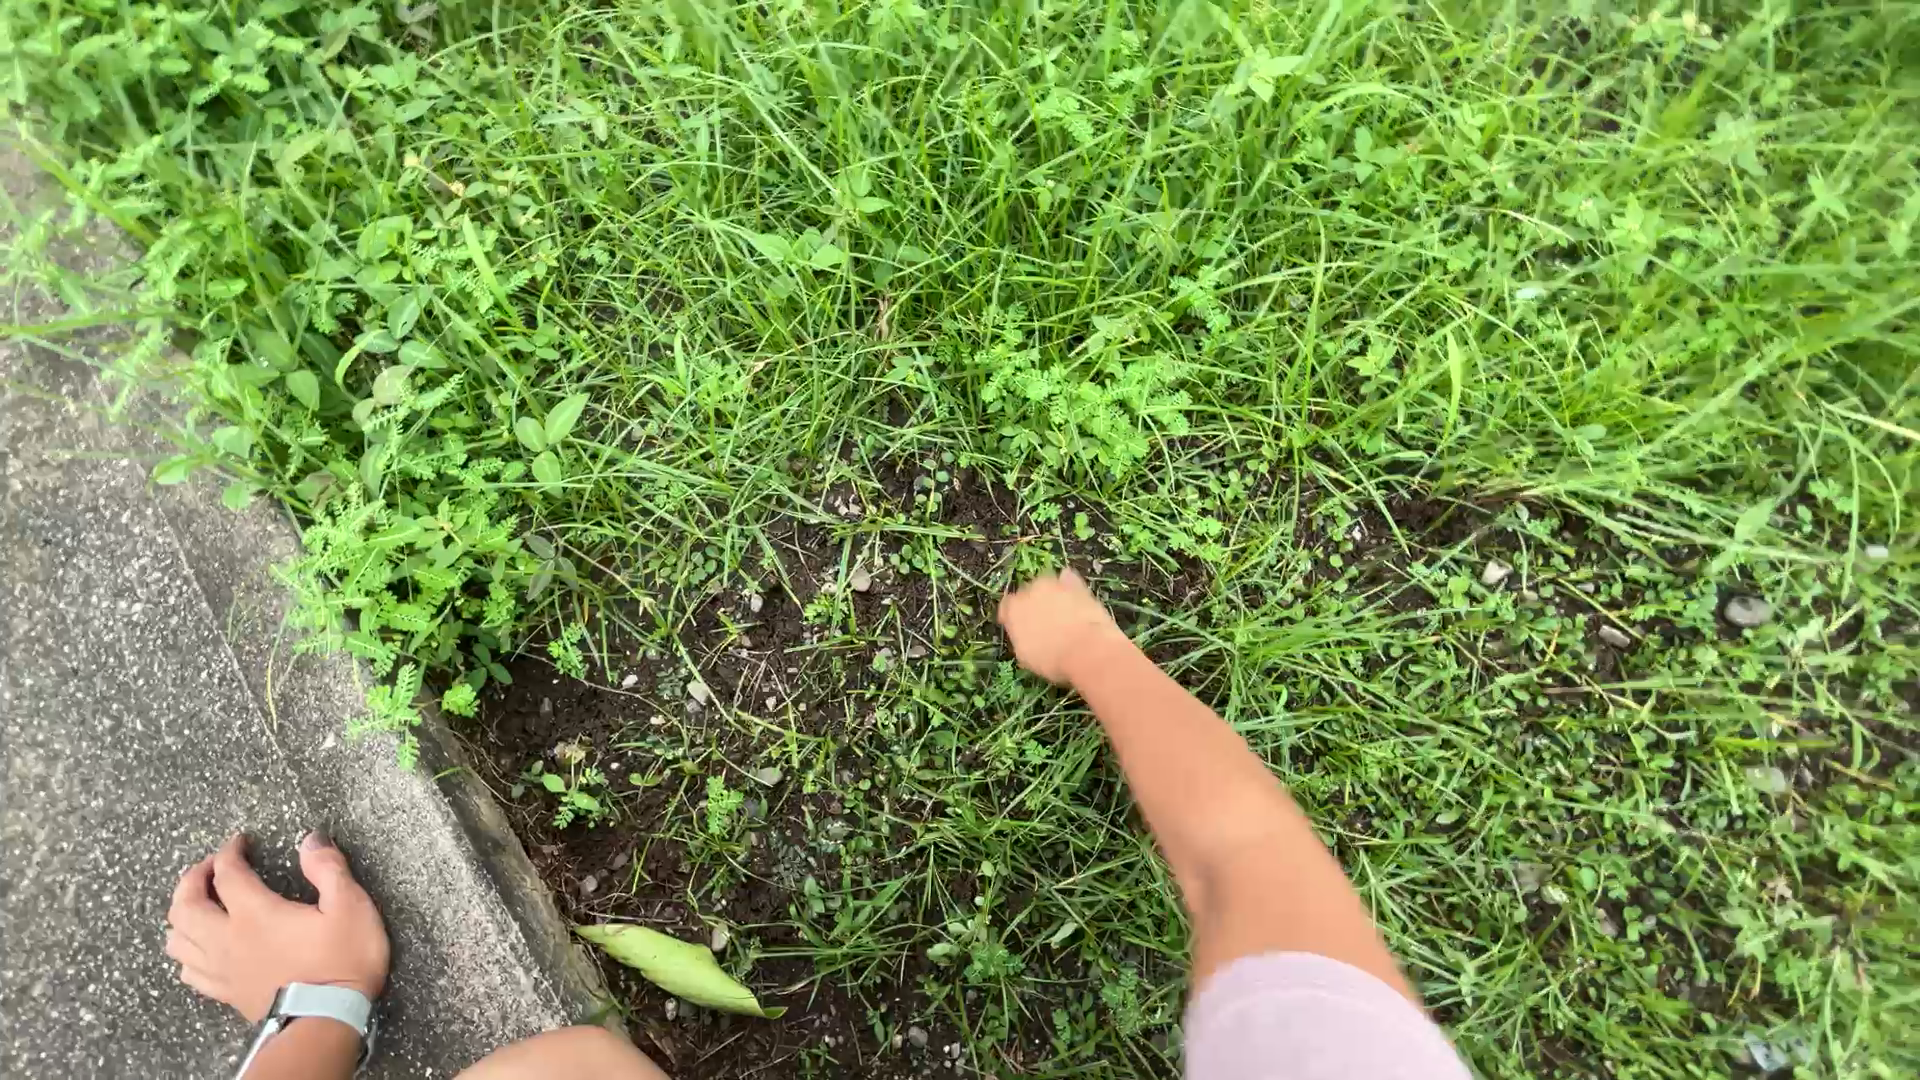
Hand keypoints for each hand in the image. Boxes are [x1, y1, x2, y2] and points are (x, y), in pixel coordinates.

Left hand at [165, 832, 390, 1023]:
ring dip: (180, 914)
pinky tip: (199, 945)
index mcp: (256, 914)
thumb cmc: (343, 956)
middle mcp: (227, 939)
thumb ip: (328, 868)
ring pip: (176, 939)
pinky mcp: (224, 990)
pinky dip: (185, 949)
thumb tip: (310, 839)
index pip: (228, 876)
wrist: (327, 1014)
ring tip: (196, 901)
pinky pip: (187, 968)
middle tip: (207, 865)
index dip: (229, 853)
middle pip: (185, 907)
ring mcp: (221, 969)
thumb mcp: (350, 904)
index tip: (238, 840)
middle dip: (191, 880)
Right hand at [997, 567, 1129, 684]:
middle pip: (1026, 592)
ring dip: (1051, 594)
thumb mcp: (1025, 656)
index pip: (1006, 606)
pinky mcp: (1076, 583)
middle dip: (1032, 604)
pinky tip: (1074, 599)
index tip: (1020, 627)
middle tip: (1043, 622)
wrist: (1086, 649)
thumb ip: (1021, 637)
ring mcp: (1053, 584)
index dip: (1013, 617)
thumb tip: (1025, 634)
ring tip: (1061, 612)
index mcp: (1012, 609)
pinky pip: (1068, 579)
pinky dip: (1069, 586)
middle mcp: (1029, 590)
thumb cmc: (1052, 659)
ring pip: (1047, 584)